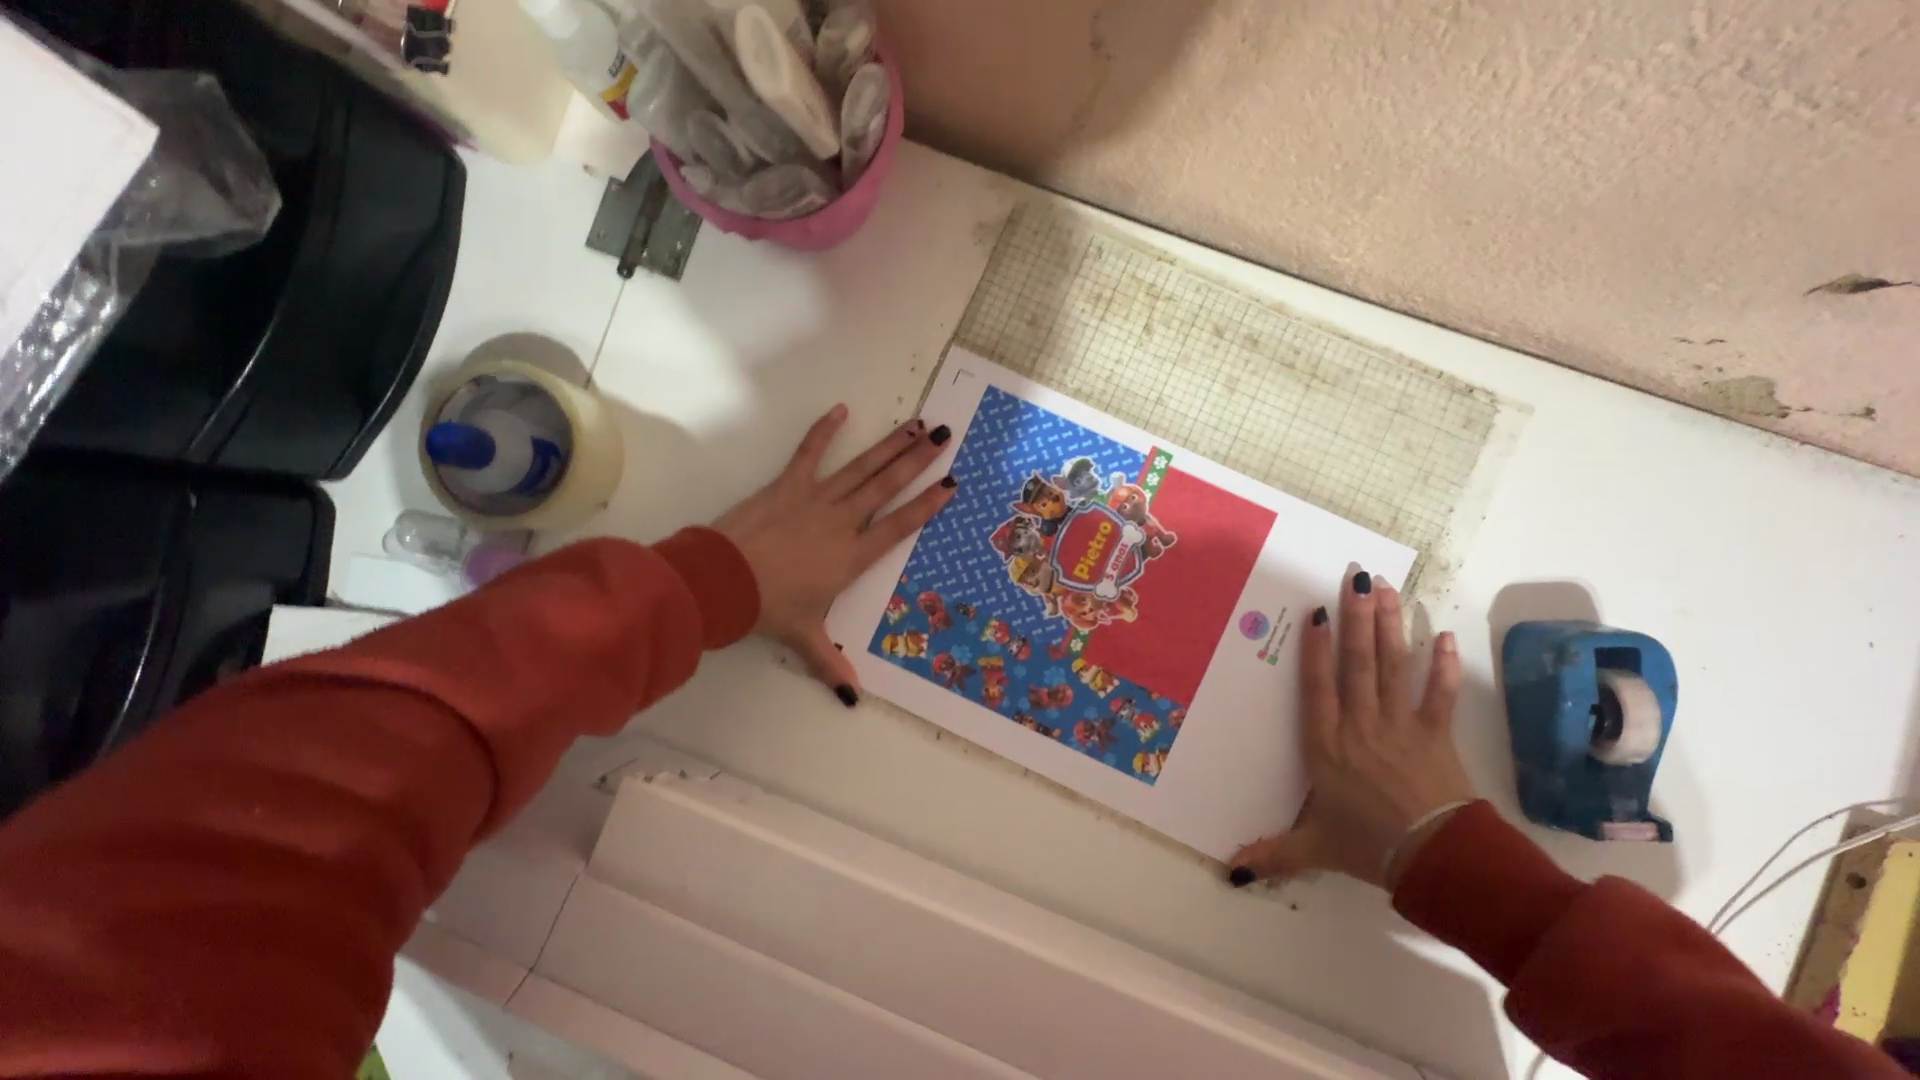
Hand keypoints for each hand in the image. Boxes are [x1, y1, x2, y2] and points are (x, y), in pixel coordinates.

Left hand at [714, 405, 955, 705]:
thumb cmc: (769, 608)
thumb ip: (831, 664)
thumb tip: (853, 699)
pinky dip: (825, 431)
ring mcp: (816, 498)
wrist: (723, 580)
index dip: (926, 506)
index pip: (899, 526)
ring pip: (861, 467)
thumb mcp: (804, 637)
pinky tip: (842, 410)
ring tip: (915, 424)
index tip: (950, 486)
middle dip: (918, 461)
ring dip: (889, 444)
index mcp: (853, 556)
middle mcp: (843, 522)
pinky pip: (809, 452)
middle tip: (943, 438)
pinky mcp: (787, 484)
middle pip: (887, 487)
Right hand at [1229, 570, 1476, 890]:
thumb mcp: (1312, 848)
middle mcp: (1360, 726)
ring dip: (1390, 627)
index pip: (1317, 688)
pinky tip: (1442, 634)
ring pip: (1392, 667)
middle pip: (1357, 664)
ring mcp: (1400, 726)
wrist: (1436, 860)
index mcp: (1326, 745)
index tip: (1318, 613)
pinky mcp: (1435, 735)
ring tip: (1387, 589)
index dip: (1316, 650)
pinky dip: (1442, 665)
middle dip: (1356, 619)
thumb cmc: (1367, 846)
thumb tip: (1227, 871)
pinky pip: (1439, 694)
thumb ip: (1271, 853)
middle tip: (1357, 578)